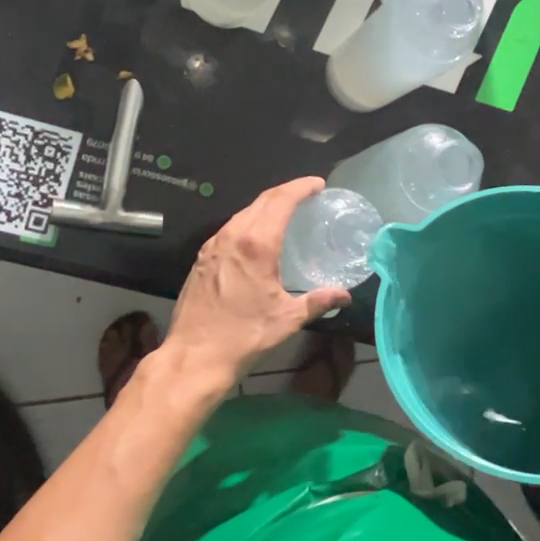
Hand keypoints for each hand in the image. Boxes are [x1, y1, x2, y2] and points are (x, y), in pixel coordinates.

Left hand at [165, 178, 352, 385]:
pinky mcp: (202, 258)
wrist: (195, 356)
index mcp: (256, 245)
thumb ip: (317, 302)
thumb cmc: (244, 336)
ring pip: (242, 213)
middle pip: (262, 201)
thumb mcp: (287, 319)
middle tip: (307, 194)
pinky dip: (248, 223)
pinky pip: (229, 229)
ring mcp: (213, 246)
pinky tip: (257, 238)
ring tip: (285, 213)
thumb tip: (344, 295)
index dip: (301, 187)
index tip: (318, 184)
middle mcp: (232, 236)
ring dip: (265, 207)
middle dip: (285, 192)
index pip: (281, 201)